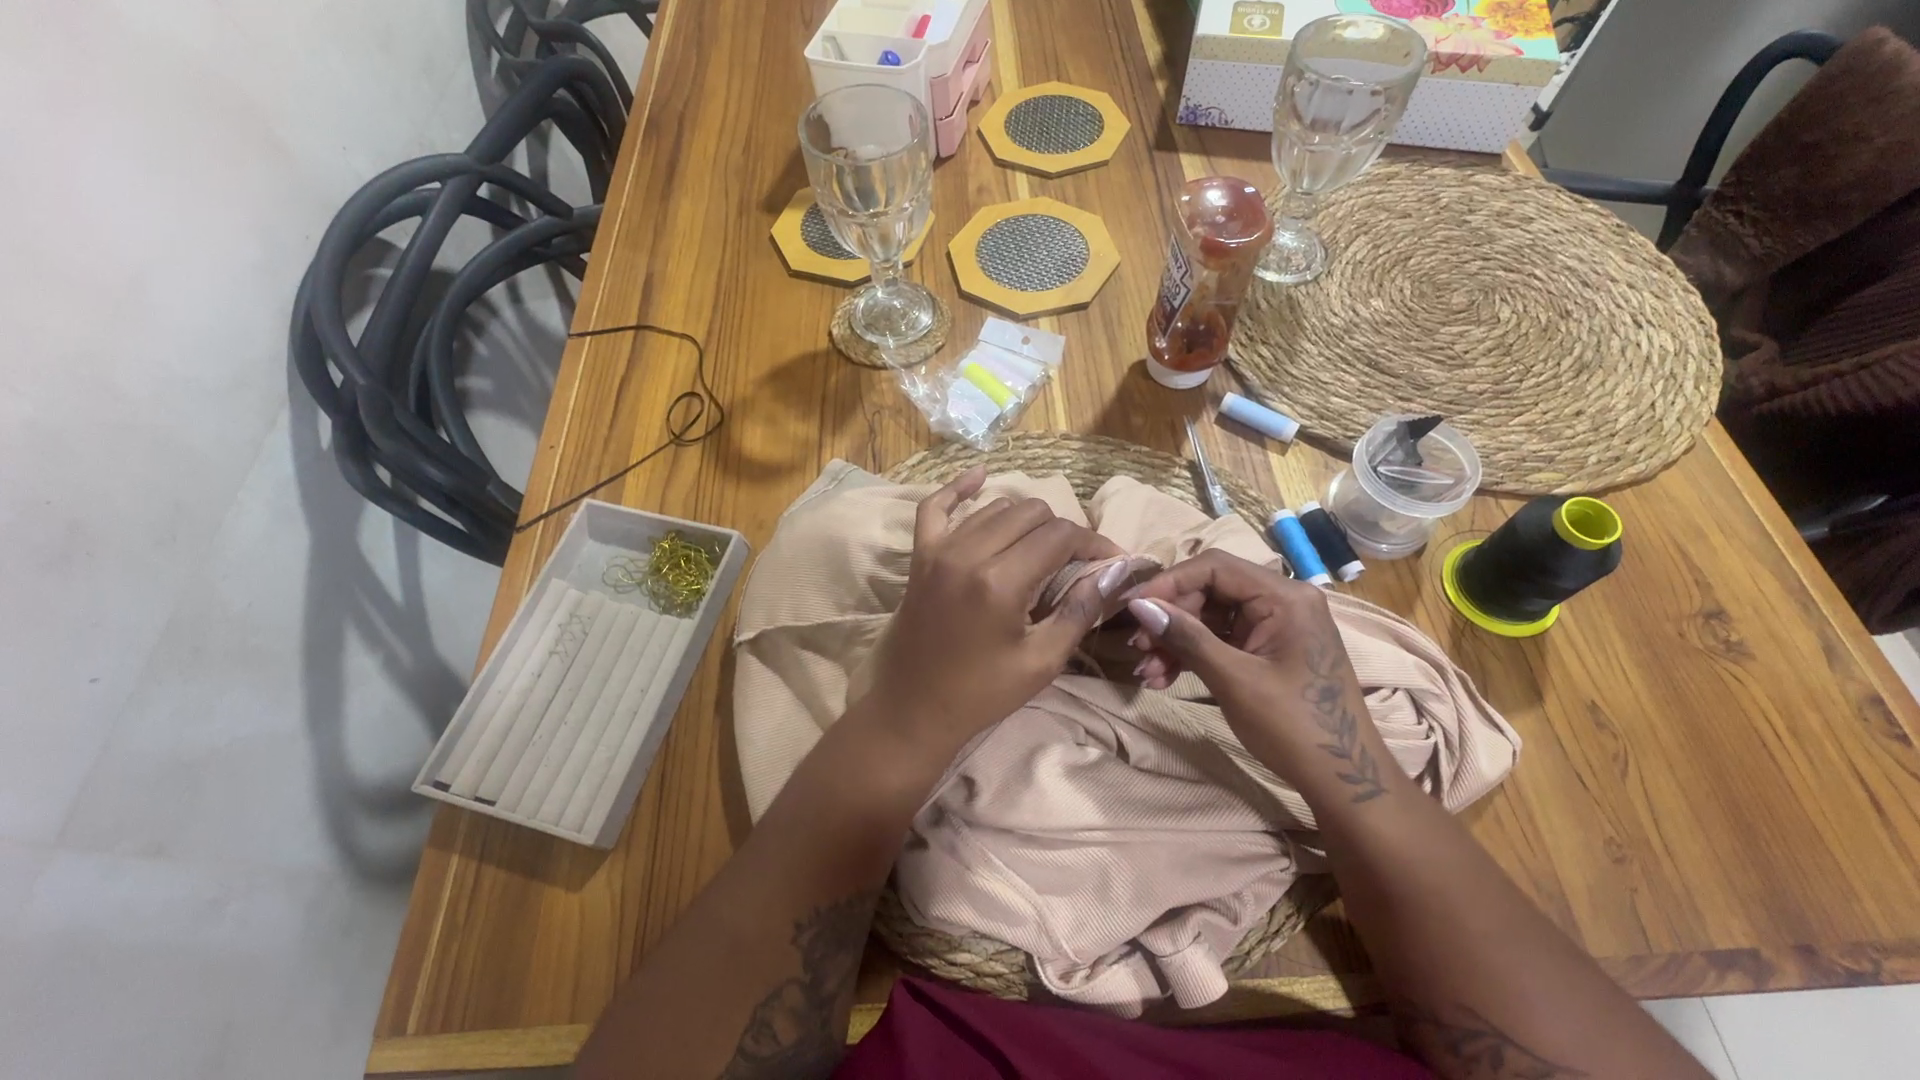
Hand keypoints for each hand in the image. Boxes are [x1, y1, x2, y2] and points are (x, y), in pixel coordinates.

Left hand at [863, 466, 1131, 748]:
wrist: (912, 711)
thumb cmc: (980, 695)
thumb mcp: (1041, 661)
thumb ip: (1079, 610)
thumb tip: (1116, 572)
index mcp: (1000, 582)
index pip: (1060, 536)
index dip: (1094, 543)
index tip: (1113, 560)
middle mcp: (968, 553)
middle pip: (1031, 513)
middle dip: (1063, 532)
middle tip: (1077, 562)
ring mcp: (938, 551)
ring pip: (995, 508)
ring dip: (1026, 520)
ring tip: (1043, 549)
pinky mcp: (919, 557)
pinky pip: (935, 507)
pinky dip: (958, 489)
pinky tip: (981, 476)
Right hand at [1123, 551, 1392, 801]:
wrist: (1342, 779)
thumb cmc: (1293, 726)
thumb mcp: (1234, 680)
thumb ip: (1186, 637)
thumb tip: (1138, 605)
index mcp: (1284, 597)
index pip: (1214, 567)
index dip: (1168, 583)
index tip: (1130, 607)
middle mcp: (1282, 600)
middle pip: (1209, 590)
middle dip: (1169, 618)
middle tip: (1137, 649)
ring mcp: (1276, 626)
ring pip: (1210, 617)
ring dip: (1175, 641)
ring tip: (1146, 673)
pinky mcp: (1268, 649)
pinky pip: (1222, 639)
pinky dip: (1193, 655)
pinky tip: (1164, 678)